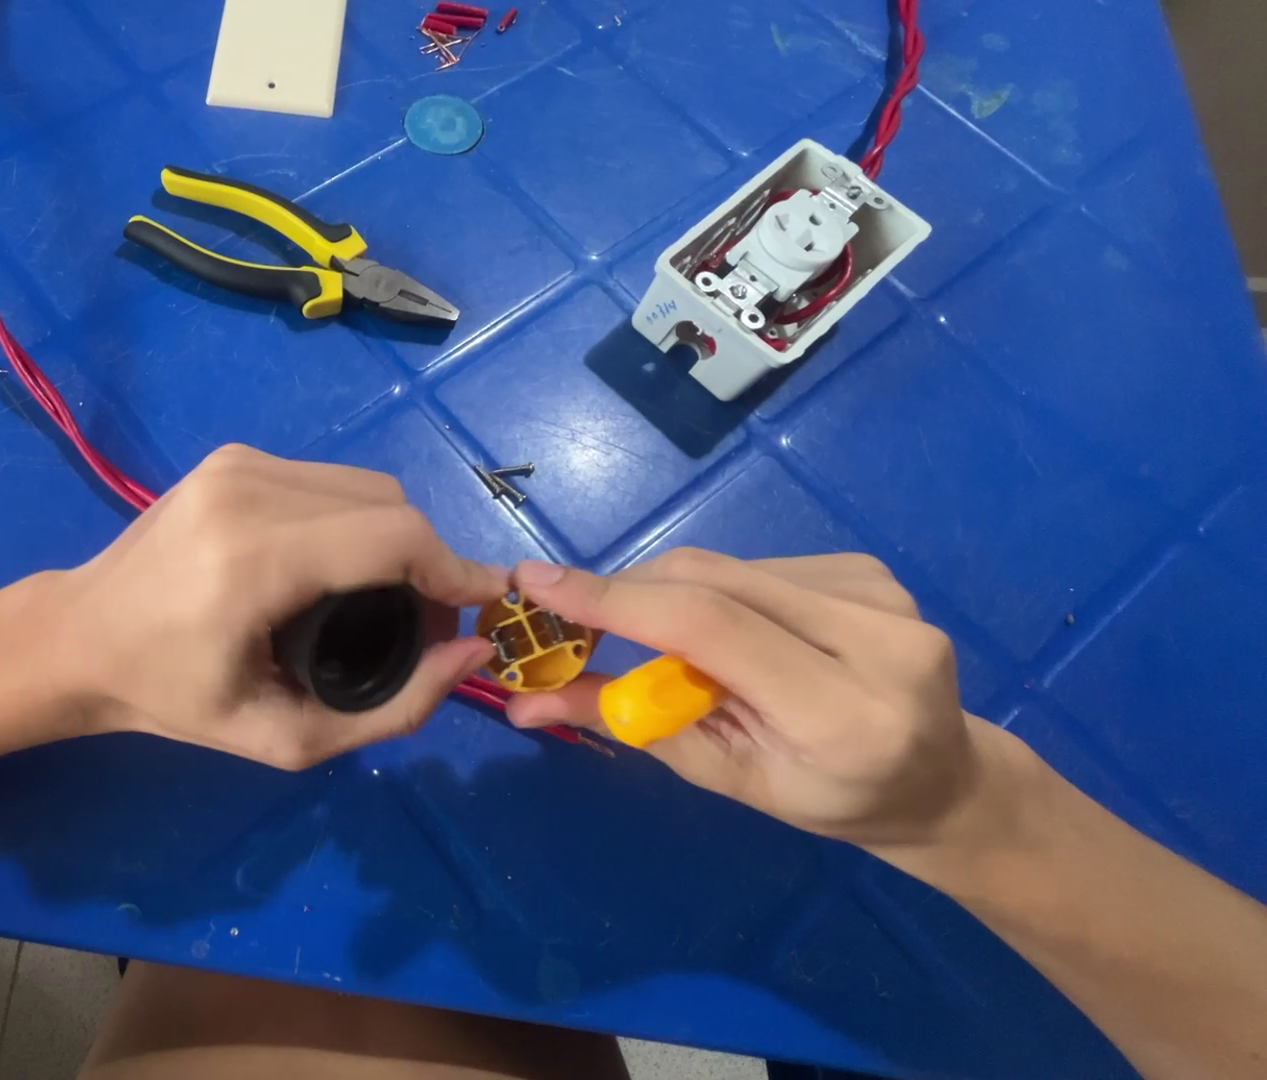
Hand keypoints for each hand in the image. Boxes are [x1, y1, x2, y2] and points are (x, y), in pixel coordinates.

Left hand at [55, 445, 505, 769]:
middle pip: (391, 504)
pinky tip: (342, 563)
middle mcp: (248, 489)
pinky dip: (356, 518)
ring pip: (366, 486)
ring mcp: (238, 463)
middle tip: (423, 622)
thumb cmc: (171, 698)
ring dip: (396, 537)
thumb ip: (392, 708)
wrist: (78, 636)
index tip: (484, 605)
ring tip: (387, 596)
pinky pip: (329, 480)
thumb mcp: (283, 737)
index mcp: (253, 558)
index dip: (456, 571)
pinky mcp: (233, 456)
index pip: (395, 538)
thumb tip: (469, 655)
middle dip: (427, 561)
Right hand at [505, 550, 993, 850]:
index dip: (611, 598)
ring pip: (721, 566)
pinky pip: (749, 565)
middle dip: (623, 592)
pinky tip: (728, 630)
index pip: (706, 625)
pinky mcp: (868, 570)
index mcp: (842, 712)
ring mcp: (881, 593)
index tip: (533, 581)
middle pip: (706, 580)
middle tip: (568, 612)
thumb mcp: (721, 772)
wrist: (943, 781)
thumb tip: (525, 702)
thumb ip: (626, 721)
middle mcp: (877, 637)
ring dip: (665, 595)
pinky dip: (709, 591)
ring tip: (666, 645)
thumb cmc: (825, 797)